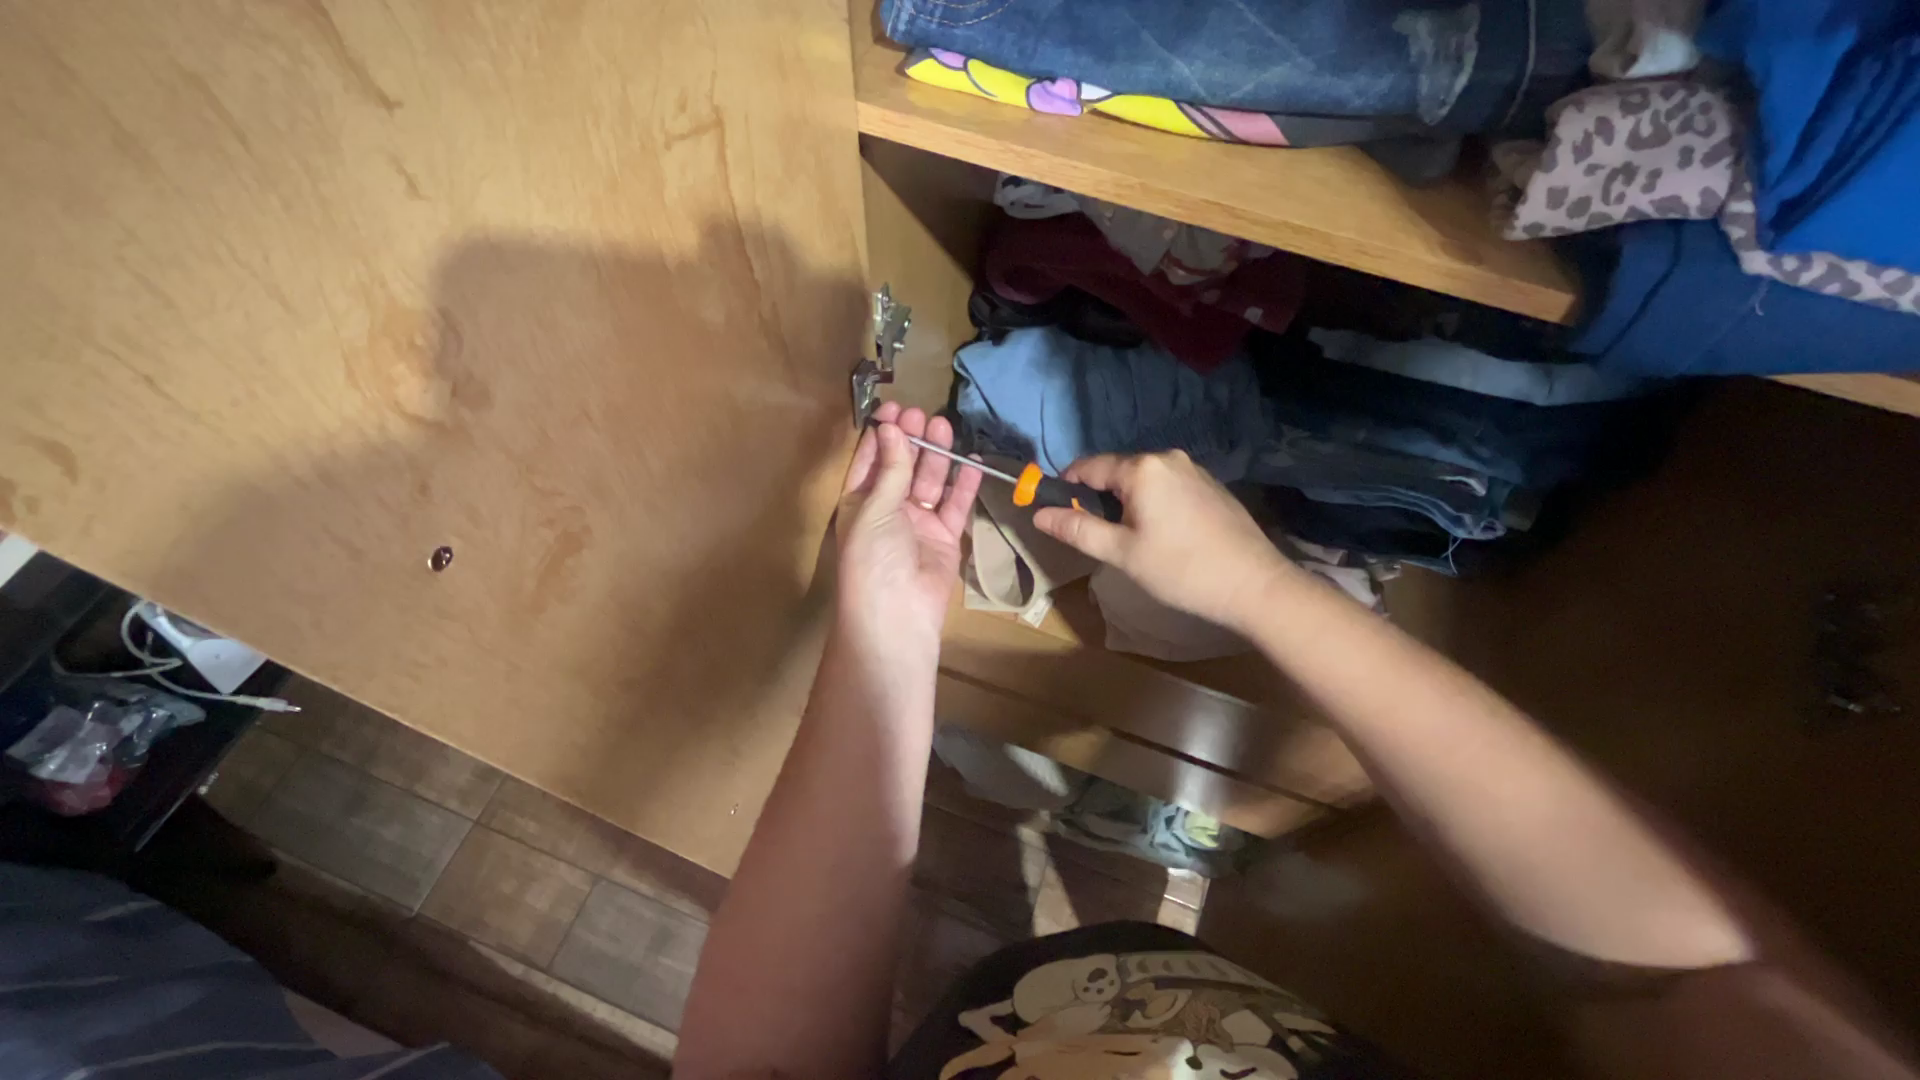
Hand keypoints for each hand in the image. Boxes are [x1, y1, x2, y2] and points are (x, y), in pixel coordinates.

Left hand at [835, 402, 982, 657]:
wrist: (897, 613)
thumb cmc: (873, 558)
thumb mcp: (875, 508)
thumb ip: (891, 469)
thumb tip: (891, 429)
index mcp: (859, 502)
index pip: (870, 461)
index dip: (882, 435)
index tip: (894, 408)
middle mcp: (888, 510)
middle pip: (903, 467)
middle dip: (912, 441)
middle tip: (923, 415)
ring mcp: (917, 524)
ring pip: (930, 482)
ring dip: (937, 456)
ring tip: (944, 427)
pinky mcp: (944, 537)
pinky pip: (955, 505)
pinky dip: (964, 485)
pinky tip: (972, 461)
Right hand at [1033, 450, 1297, 631]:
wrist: (1254, 584)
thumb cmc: (1181, 569)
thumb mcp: (1122, 553)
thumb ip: (1078, 529)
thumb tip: (1039, 514)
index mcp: (1142, 468)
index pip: (1089, 466)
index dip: (1067, 487)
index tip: (1058, 512)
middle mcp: (1168, 458)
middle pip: (1117, 471)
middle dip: (1099, 497)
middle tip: (1096, 535)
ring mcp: (1194, 469)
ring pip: (1143, 479)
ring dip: (1127, 502)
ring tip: (1129, 539)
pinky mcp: (1211, 485)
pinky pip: (1167, 486)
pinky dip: (1153, 503)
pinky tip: (1163, 536)